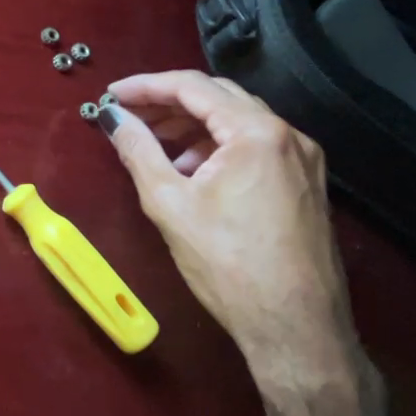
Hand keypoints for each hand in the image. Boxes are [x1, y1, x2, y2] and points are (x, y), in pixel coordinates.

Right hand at [104, 72, 397, 415]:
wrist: (296, 329)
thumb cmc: (227, 263)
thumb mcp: (168, 201)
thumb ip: (137, 148)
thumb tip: (112, 117)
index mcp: (256, 133)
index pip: (192, 87)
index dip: (145, 86)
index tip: (110, 94)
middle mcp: (287, 135)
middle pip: (217, 96)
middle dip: (167, 101)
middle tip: (127, 113)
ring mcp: (302, 160)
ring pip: (236, 119)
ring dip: (190, 123)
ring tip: (152, 142)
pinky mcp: (305, 183)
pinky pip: (253, 144)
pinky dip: (216, 144)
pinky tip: (189, 169)